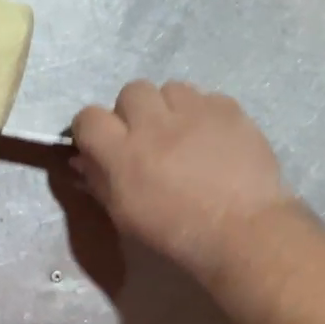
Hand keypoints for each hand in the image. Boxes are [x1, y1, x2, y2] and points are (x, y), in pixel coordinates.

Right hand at [72, 81, 296, 279]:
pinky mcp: (229, 110)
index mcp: (122, 154)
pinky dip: (203, 114)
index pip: (88, 117)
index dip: (90, 128)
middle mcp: (154, 124)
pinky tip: (211, 139)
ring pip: (170, 88)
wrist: (241, 232)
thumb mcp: (124, 216)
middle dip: (133, 112)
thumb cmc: (174, 235)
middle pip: (130, 92)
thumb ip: (100, 182)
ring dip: (169, 108)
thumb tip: (83, 160)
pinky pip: (206, 97)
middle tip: (146, 138)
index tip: (100, 144)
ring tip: (181, 134)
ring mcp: (194, 112)